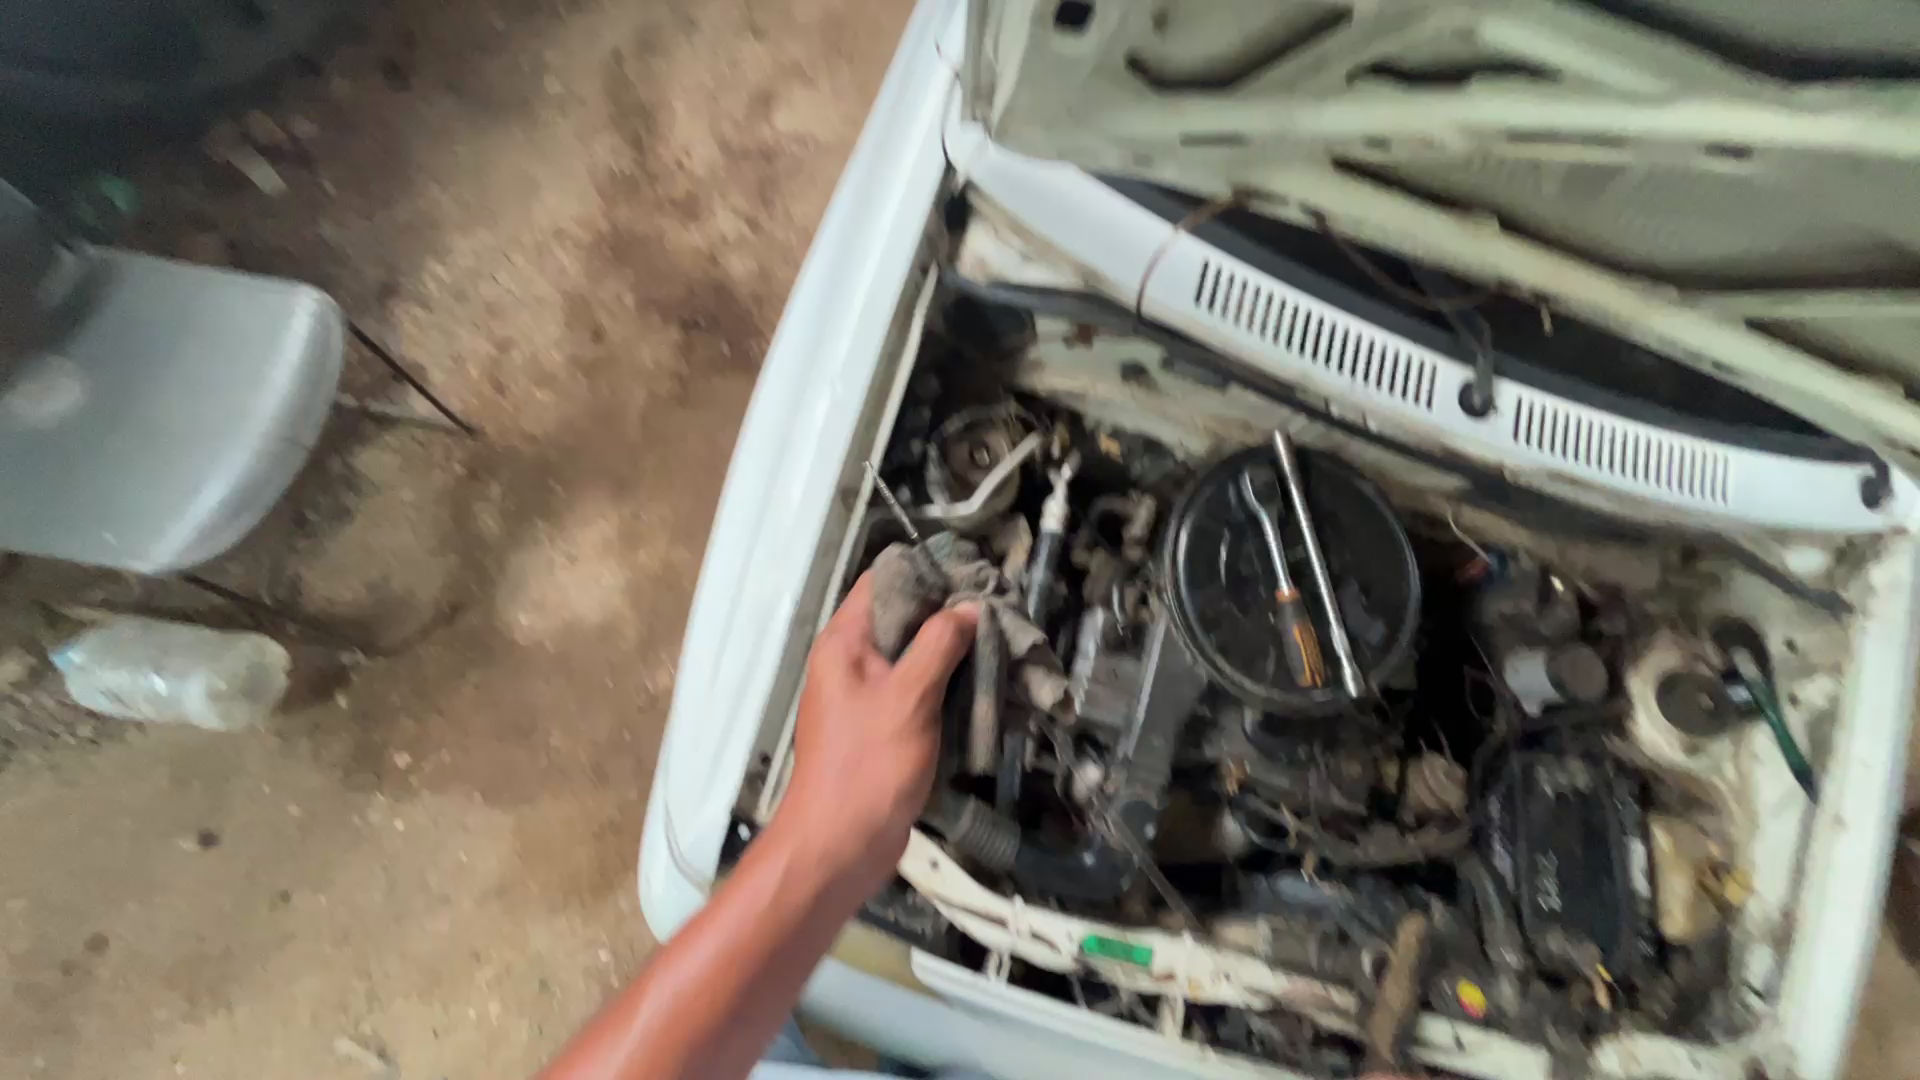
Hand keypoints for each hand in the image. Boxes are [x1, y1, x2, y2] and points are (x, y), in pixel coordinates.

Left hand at [779, 568, 977, 890]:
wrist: (839, 846)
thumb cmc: (868, 765)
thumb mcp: (908, 696)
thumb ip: (938, 644)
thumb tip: (969, 606)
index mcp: (845, 642)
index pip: (884, 580)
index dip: (927, 571)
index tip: (974, 573)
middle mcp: (852, 660)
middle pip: (903, 616)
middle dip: (949, 611)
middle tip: (998, 608)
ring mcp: (867, 693)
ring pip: (914, 654)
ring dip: (952, 649)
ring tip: (999, 639)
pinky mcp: (884, 723)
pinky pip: (918, 688)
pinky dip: (947, 682)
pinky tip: (984, 680)